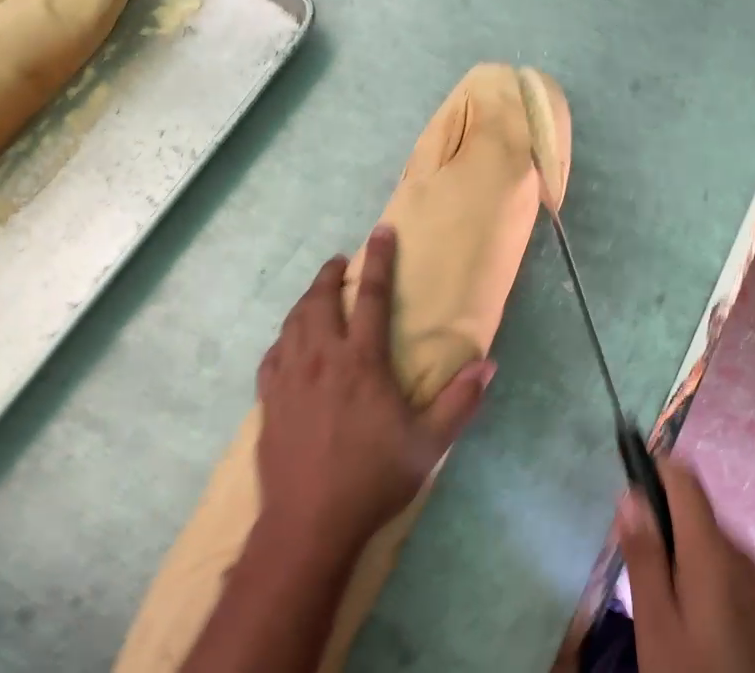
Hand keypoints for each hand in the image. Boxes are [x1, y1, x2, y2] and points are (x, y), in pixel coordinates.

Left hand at [254, 226, 494, 546]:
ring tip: (316, 295)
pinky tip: (289, 344)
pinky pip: (272, 354)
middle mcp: (321, 357)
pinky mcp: (267, 400)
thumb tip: (487, 365)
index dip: (379, 260)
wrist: (308, 523)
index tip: (381, 232)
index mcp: (361, 360)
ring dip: (305, 300)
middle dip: (330, 273)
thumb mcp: (429, 444)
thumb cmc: (372, 479)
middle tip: (340, 262)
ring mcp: (288, 377)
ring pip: (292, 322)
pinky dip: (283, 338)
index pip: (370, 295)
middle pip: (320, 299)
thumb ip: (459, 402)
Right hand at [619, 458, 754, 672]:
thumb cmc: (694, 671)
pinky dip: (691, 565)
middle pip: (692, 506)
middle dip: (658, 517)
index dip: (653, 468)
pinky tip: (679, 605)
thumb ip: (644, 554)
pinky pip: (717, 560)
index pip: (683, 476)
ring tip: (651, 590)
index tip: (625, 482)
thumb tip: (630, 494)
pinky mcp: (754, 597)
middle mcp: (737, 550)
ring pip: (702, 535)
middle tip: (630, 556)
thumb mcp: (656, 620)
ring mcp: (751, 575)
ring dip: (673, 545)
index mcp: (711, 548)